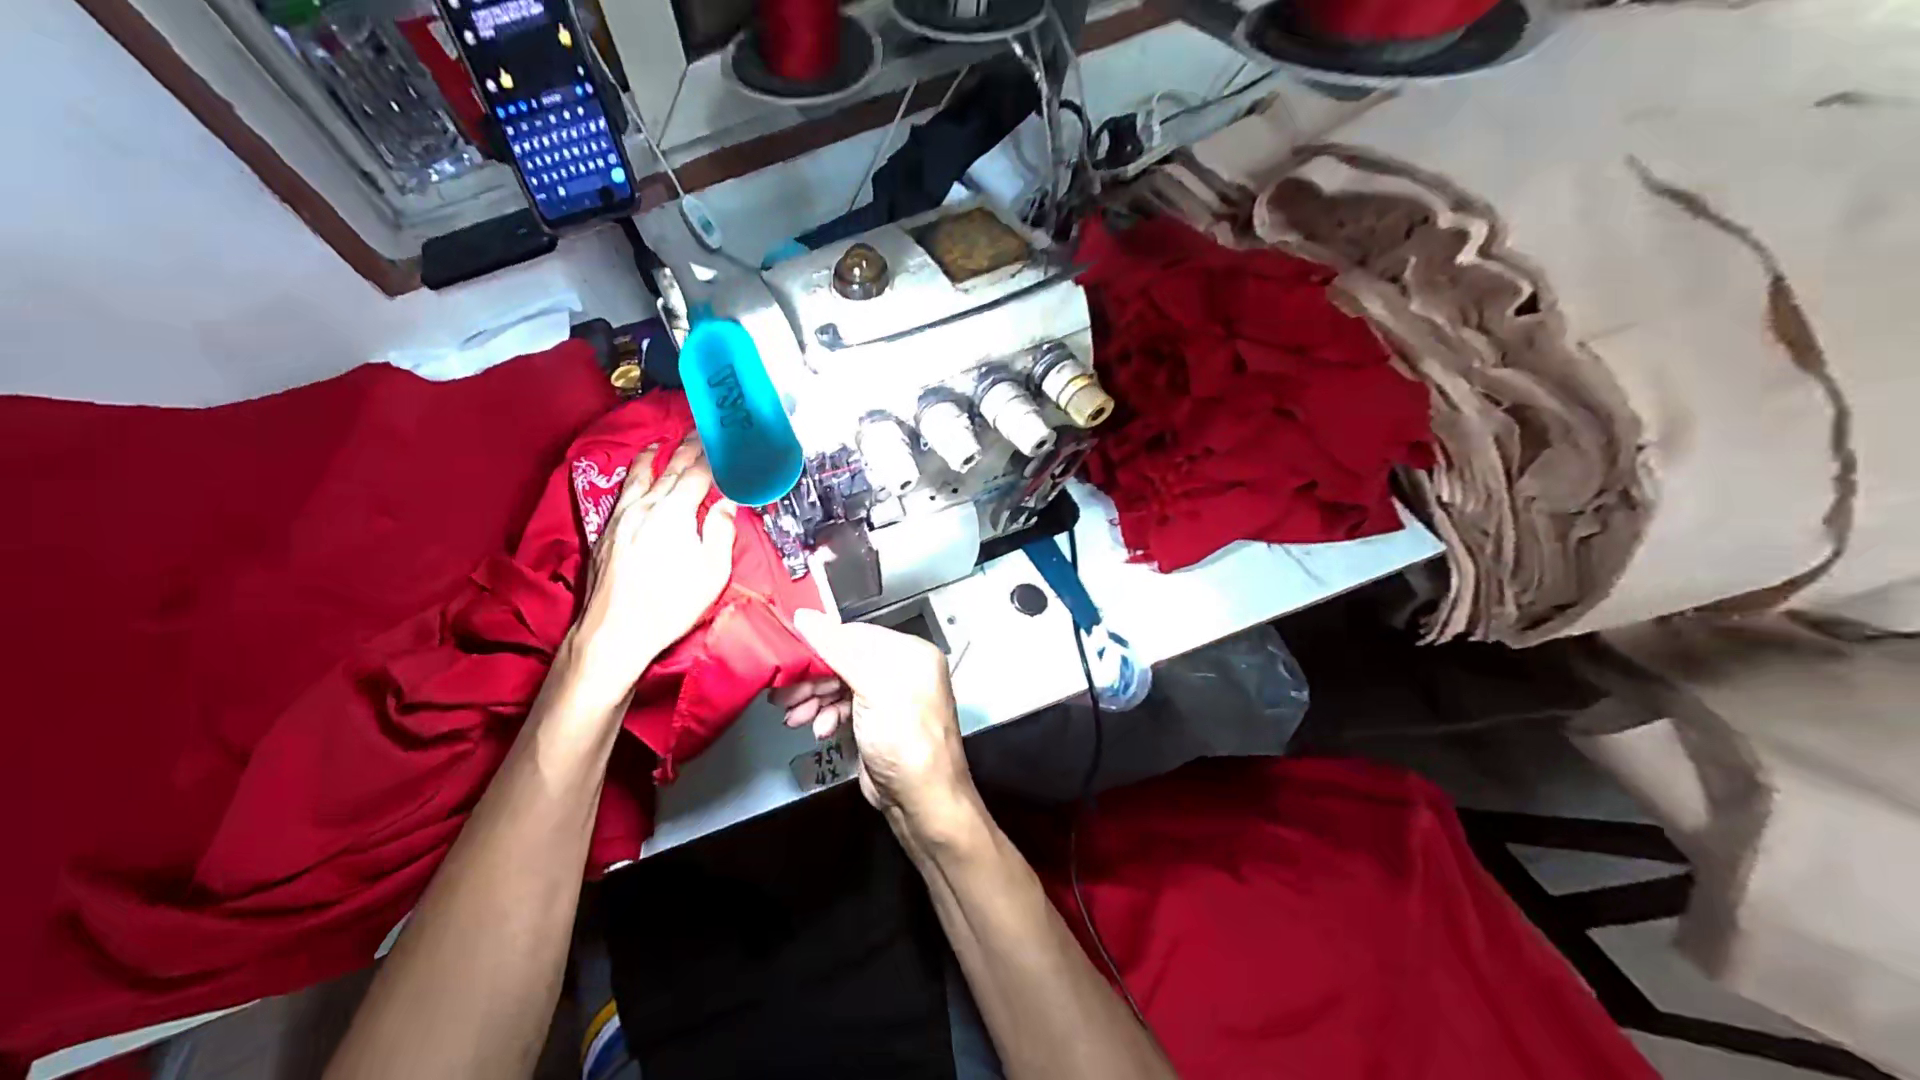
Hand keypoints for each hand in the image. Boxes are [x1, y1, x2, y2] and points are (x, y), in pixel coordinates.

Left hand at [570, 435, 738, 698]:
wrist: (615, 631)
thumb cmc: (670, 604)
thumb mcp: (711, 572)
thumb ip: (719, 530)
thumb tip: (727, 501)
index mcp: (674, 513)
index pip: (697, 474)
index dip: (711, 456)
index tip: (721, 441)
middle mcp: (646, 507)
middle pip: (670, 469)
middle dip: (687, 449)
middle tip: (699, 434)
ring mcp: (621, 517)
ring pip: (639, 476)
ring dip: (654, 457)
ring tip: (661, 443)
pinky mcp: (606, 531)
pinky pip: (623, 492)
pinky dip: (633, 476)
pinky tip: (635, 476)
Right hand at [774, 611, 980, 843]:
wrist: (921, 800)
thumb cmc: (907, 740)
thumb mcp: (871, 686)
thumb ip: (837, 650)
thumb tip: (805, 617)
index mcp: (910, 654)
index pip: (856, 635)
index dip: (821, 643)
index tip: (789, 651)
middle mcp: (902, 671)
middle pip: (845, 660)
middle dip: (812, 677)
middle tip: (783, 690)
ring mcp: (888, 698)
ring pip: (840, 685)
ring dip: (814, 698)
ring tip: (793, 714)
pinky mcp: (875, 722)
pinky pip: (843, 707)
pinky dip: (826, 715)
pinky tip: (817, 728)